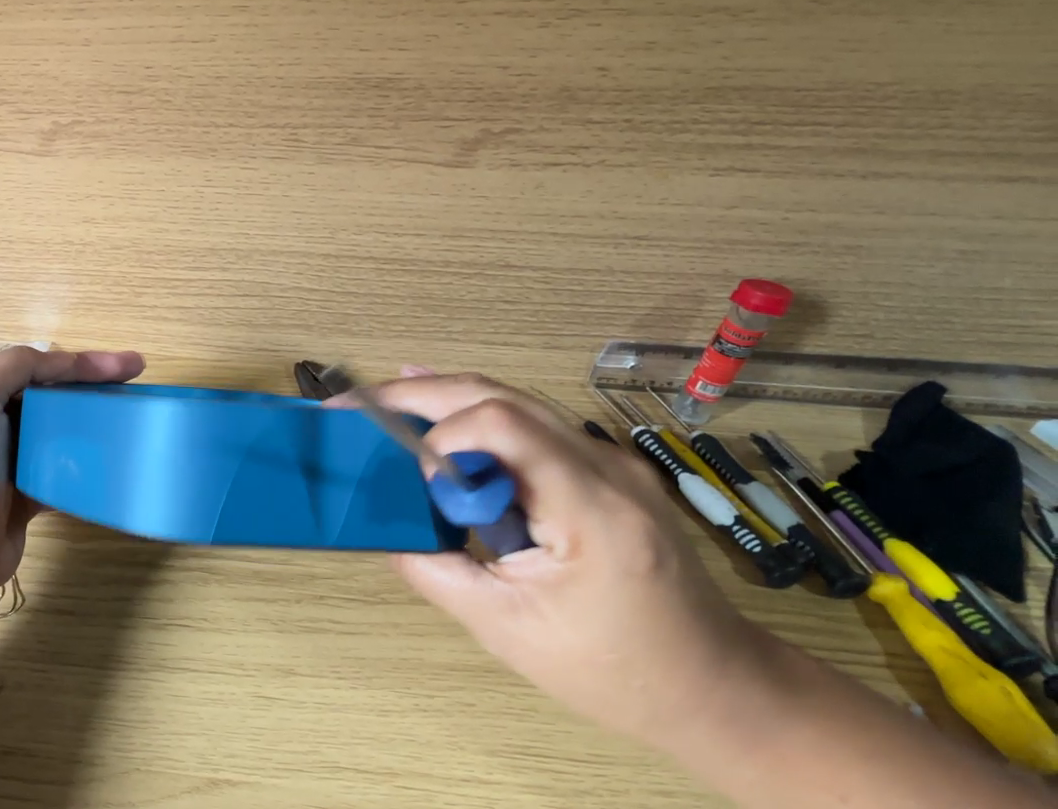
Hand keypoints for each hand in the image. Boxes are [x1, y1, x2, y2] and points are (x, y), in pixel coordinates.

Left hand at [0, 347, 144, 593]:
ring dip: (95, 421)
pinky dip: (89, 460)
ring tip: (132, 419)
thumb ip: (14, 365)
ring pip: (63, 429)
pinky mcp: (28, 491)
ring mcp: (11, 458)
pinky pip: (65, 467)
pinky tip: (116, 458)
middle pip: (54, 394)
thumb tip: (64, 363)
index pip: (38, 365)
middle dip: (96, 386)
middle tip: (137, 389)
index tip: (131, 366)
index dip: (84, 361)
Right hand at [369, 372, 782, 742]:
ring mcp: (613, 463)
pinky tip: (443, 421)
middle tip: (361, 402)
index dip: (441, 430)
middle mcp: (606, 466)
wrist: (720, 689)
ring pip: (517, 403)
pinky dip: (479, 419)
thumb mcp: (509, 631)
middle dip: (425, 392)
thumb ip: (438, 572)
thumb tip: (385, 527)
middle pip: (503, 397)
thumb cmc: (615, 672)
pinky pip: (534, 427)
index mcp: (589, 508)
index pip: (503, 425)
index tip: (409, 471)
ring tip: (387, 403)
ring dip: (449, 399)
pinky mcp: (608, 471)